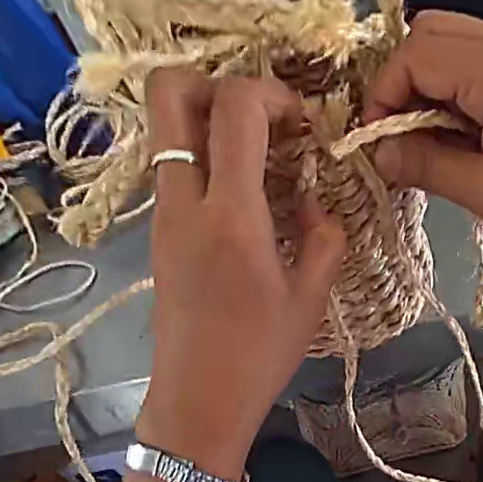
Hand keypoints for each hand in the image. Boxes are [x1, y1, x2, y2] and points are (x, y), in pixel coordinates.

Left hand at [136, 70, 345, 479]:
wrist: (198, 398)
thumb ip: (325, 238)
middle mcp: (184, 200)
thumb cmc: (260, 354)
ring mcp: (162, 215)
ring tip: (258, 162)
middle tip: (261, 119)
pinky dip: (204, 160)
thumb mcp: (311, 299)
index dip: (272, 93)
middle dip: (217, 83)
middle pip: (169, 91)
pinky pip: (173, 169)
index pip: (235, 108)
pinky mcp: (157, 234)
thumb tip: (314, 203)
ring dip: (210, 124)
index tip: (301, 123)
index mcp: (231, 213)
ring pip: (166, 129)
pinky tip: (242, 200)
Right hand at [363, 10, 482, 267]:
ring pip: (452, 46)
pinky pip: (475, 66)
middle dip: (402, 84)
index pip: (418, 53)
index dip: (384, 94)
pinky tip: (456, 140)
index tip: (376, 143)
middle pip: (431, 34)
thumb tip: (378, 155)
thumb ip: (428, 166)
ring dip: (427, 90)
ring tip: (426, 146)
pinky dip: (453, 96)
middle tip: (398, 140)